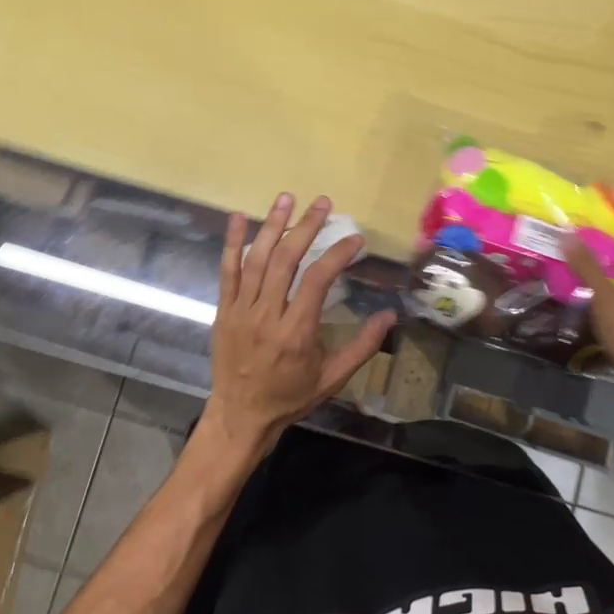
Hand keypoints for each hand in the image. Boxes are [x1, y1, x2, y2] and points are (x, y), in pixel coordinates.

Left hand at [205, 194, 397, 451]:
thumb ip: (362, 347)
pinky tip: (239, 217)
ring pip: (256, 259)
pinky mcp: (224, 310)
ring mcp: (240, 310)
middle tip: (322, 203)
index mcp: (295, 332)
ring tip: (287, 198)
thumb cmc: (290, 397)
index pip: (317, 280)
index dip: (337, 254)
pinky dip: (232, 243)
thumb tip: (389, 316)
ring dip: (272, 225)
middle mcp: (266, 315)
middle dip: (305, 227)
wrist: (240, 415)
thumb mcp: (332, 378)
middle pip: (285, 260)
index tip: (355, 239)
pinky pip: (227, 271)